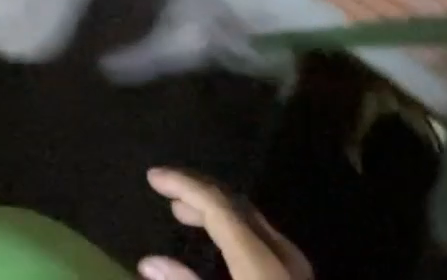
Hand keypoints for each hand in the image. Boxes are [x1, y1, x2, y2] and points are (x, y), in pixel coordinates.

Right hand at [138, 168, 311, 279]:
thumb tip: (150, 263)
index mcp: (261, 262)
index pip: (218, 205)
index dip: (184, 184)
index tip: (153, 178)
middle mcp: (282, 255)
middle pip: (236, 204)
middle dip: (198, 191)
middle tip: (165, 191)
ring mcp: (297, 269)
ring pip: (250, 218)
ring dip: (215, 209)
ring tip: (185, 213)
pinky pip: (261, 237)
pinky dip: (233, 228)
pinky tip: (220, 244)